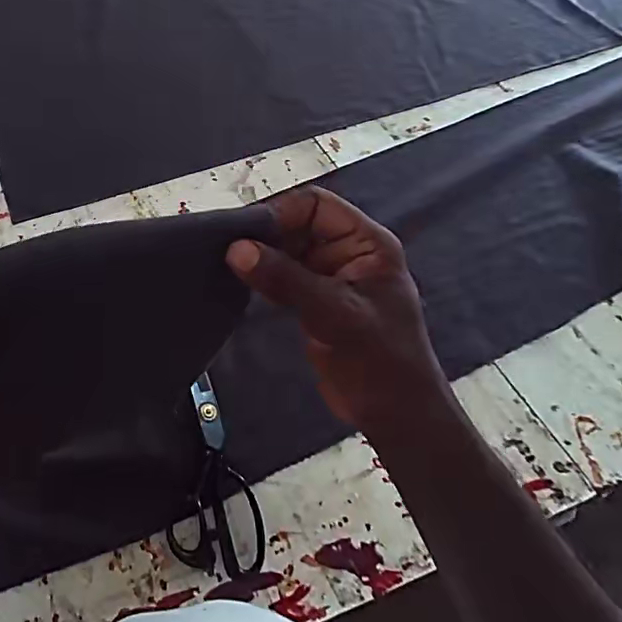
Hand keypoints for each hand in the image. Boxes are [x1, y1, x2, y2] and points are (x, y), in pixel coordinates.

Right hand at [226, 186, 446, 435]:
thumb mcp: (335, 315)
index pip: (315, 205)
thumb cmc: (380, 361)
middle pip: (297, 223)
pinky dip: (261, 275)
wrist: (394, 415)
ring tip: (226, 262)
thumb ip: (286, 280)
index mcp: (366, 243)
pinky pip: (281, 274)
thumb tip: (236, 249)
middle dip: (264, 233)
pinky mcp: (313, 299)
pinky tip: (239, 281)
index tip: (243, 231)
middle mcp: (346, 252)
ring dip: (259, 254)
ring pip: (285, 249)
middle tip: (227, 247)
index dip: (279, 212)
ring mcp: (328, 276)